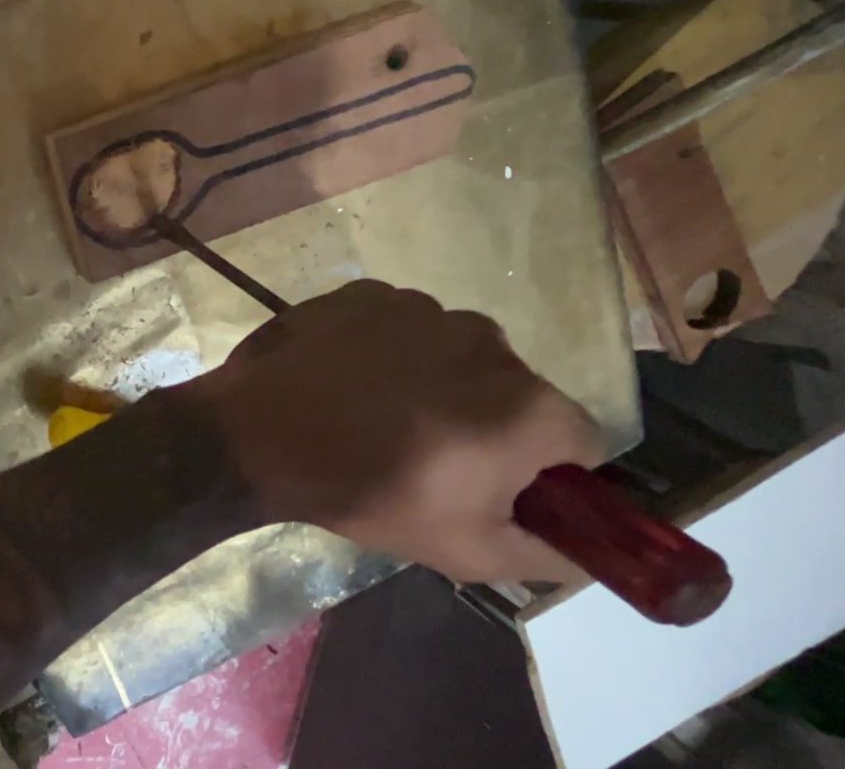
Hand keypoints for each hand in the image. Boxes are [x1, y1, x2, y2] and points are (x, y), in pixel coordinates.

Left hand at [183, 280, 604, 583]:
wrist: (252, 433)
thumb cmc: (363, 492)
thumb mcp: (468, 550)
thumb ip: (552, 553)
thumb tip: (592, 548)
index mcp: (528, 403)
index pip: (575, 441)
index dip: (540, 470)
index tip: (488, 484)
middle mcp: (485, 339)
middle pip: (510, 389)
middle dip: (483, 419)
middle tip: (420, 450)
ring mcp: (418, 307)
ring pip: (450, 351)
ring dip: (429, 378)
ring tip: (371, 411)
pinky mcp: (362, 292)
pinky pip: (396, 324)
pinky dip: (381, 346)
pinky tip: (343, 375)